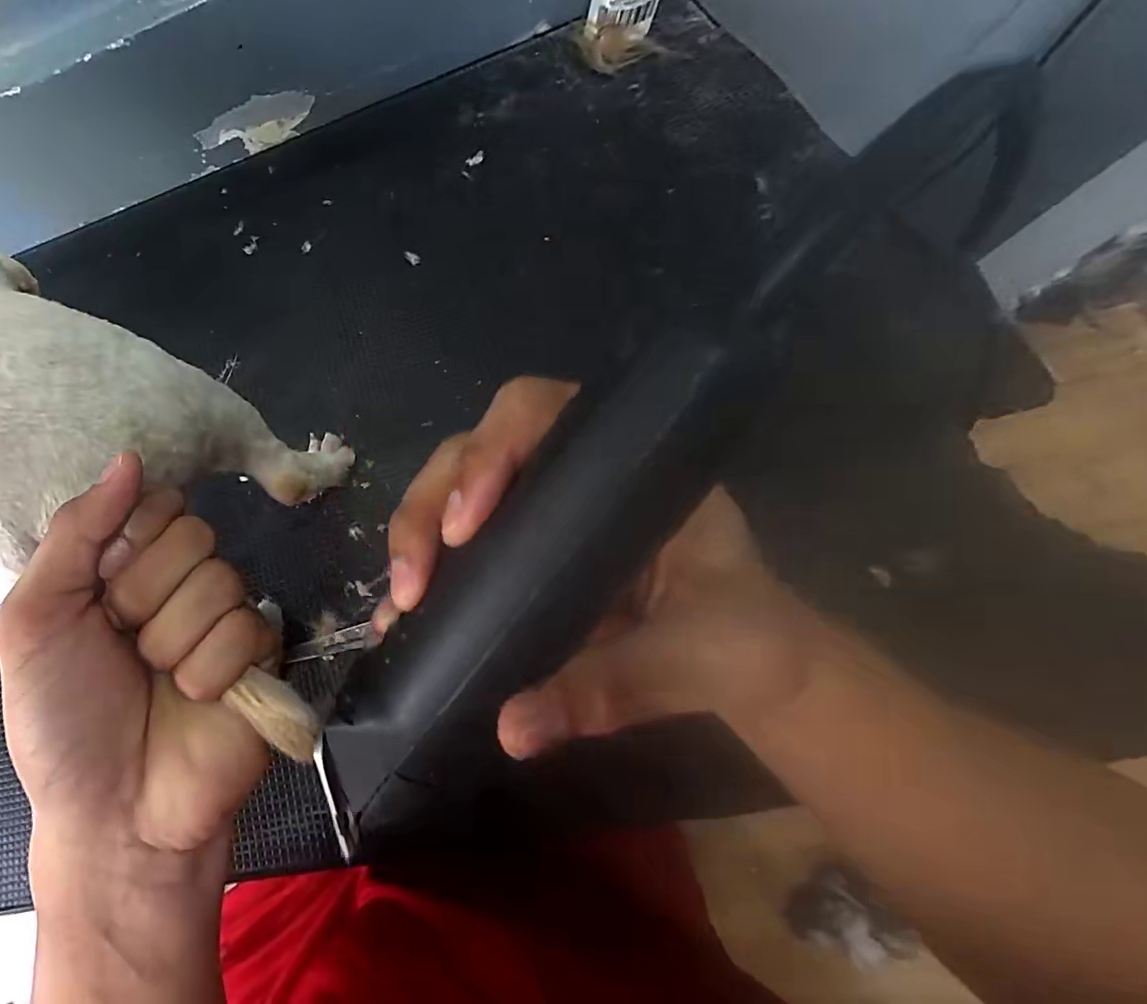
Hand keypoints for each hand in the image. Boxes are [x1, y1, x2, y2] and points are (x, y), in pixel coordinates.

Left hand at [0, 452, 277, 1000]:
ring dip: (173, 641)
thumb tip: (129, 456)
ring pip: (221, 580)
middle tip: (124, 643)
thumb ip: (76, 533)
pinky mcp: (264, 651)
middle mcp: (181, 580)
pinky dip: (212, 670)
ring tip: (158, 680)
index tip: (102, 589)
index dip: (131, 542)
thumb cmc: (62, 718)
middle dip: (145, 597)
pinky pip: (248, 628)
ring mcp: (227, 614)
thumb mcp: (33, 622)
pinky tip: (198, 698)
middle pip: (194, 534)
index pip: (158, 501)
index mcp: (128, 565)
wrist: (114, 813)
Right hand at [378, 377, 832, 758]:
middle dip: (429, 506)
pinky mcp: (517, 552)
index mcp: (621, 464)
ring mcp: (537, 510)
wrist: (749, 664)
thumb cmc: (740, 638)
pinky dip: (421, 578)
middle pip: (473, 452)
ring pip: (449, 493)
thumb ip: (610, 688)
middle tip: (413, 579)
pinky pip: (455, 548)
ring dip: (412, 539)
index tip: (466, 523)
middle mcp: (568, 473)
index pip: (538, 416)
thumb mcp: (687, 659)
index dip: (490, 451)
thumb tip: (512, 730)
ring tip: (398, 605)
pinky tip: (396, 622)